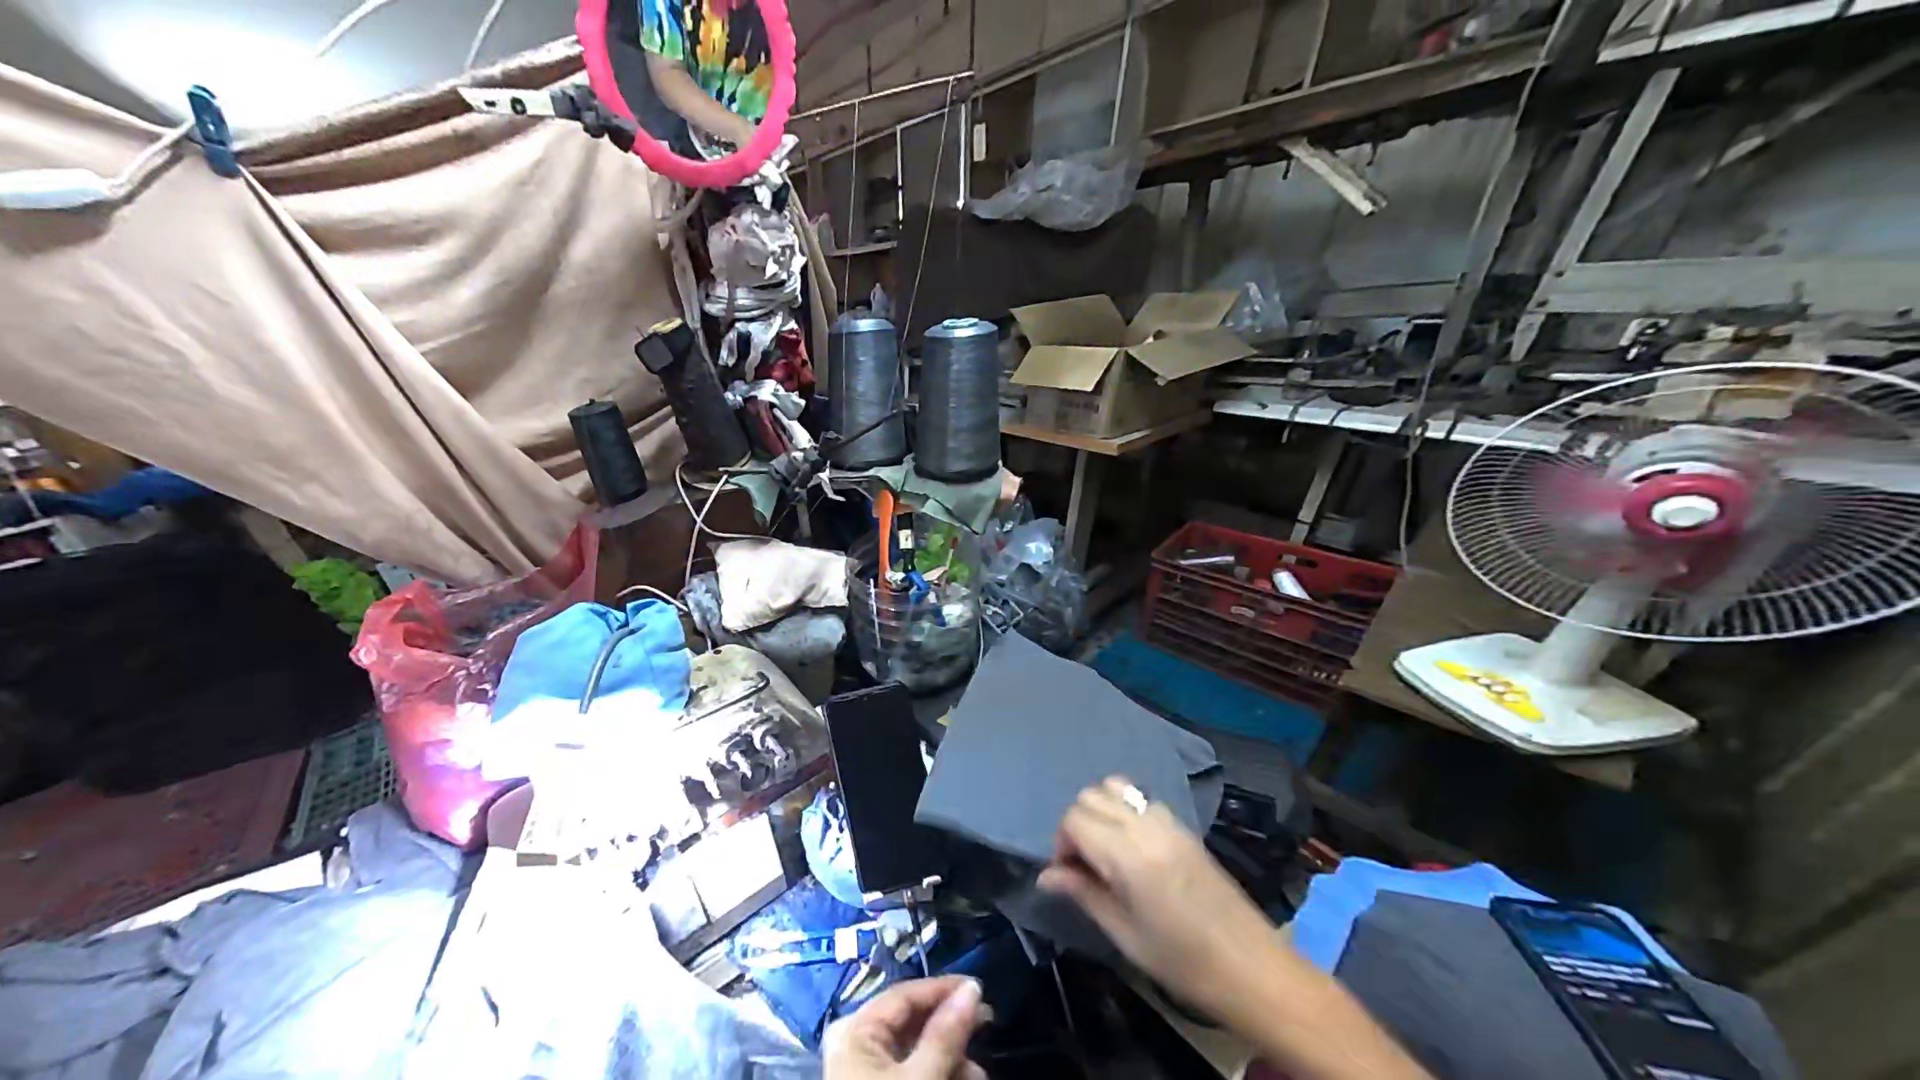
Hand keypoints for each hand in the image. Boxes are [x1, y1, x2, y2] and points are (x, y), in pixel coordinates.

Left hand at [823, 976, 989, 1079]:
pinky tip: (962, 1079)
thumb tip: (972, 990)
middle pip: (912, 1022)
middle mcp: (856, 1043)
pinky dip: (937, 1074)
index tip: (981, 991)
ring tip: (978, 1076)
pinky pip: (910, 1072)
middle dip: (952, 1031)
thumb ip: (947, 1034)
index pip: (906, 994)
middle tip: (987, 1029)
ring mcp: (864, 1071)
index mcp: (856, 1030)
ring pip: (915, 1050)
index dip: (944, 989)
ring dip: (951, 1059)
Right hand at [1037, 777, 1292, 1018]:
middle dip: (1077, 823)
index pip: (1075, 819)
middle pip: (1092, 795)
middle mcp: (1147, 826)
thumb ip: (1083, 894)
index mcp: (1129, 855)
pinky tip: (1132, 847)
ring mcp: (1170, 822)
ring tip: (1105, 850)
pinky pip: (1143, 799)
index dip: (1061, 843)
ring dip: (1101, 810)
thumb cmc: (1184, 963)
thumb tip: (1046, 875)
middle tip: (1083, 864)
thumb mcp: (1125, 936)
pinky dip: (1126, 809)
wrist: (1254, 969)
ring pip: (1117, 787)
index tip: (1067, 875)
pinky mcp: (1185, 828)